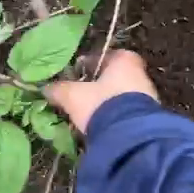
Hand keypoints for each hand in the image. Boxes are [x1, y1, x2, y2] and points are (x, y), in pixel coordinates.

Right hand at [45, 50, 159, 136]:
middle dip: (95, 87)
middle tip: (77, 97)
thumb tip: (46, 88)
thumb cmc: (100, 104)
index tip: (72, 77)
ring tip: (85, 116)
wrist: (129, 136)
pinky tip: (99, 126)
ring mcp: (148, 96)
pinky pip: (125, 113)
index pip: (102, 56)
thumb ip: (59, 89)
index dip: (85, 66)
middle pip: (112, 77)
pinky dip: (112, 117)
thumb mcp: (72, 95)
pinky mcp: (148, 118)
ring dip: (103, 104)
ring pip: (118, 96)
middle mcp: (139, 73)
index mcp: (124, 60)